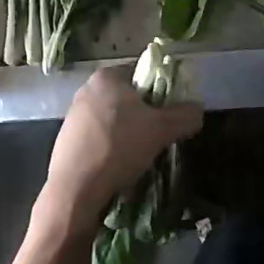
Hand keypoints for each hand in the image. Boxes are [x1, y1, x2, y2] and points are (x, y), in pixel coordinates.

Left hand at [44, 66, 201, 220]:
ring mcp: (72, 116)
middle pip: (127, 99)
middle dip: (144, 116)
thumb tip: (198, 111)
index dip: (161, 92)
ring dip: (127, 134)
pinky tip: (117, 166)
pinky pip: (98, 139)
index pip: (142, 74)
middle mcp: (85, 90)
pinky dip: (110, 149)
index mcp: (106, 77)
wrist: (75, 189)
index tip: (169, 114)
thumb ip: (186, 116)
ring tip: (137, 156)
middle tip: (157, 136)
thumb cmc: (119, 147)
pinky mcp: (66, 141)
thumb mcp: (163, 130)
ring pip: (112, 120)